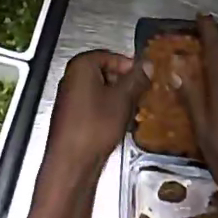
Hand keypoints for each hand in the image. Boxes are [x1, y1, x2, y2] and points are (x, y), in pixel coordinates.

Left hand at [43, 49, 148, 175]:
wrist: (72, 162)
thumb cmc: (94, 126)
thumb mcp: (122, 99)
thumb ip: (136, 79)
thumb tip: (147, 65)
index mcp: (81, 65)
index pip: (111, 56)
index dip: (129, 66)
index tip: (145, 77)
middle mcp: (72, 77)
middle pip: (105, 72)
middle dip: (125, 84)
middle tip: (141, 95)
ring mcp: (70, 96)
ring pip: (101, 90)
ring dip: (118, 99)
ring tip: (133, 111)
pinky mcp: (72, 115)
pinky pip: (95, 105)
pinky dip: (108, 110)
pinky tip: (120, 123)